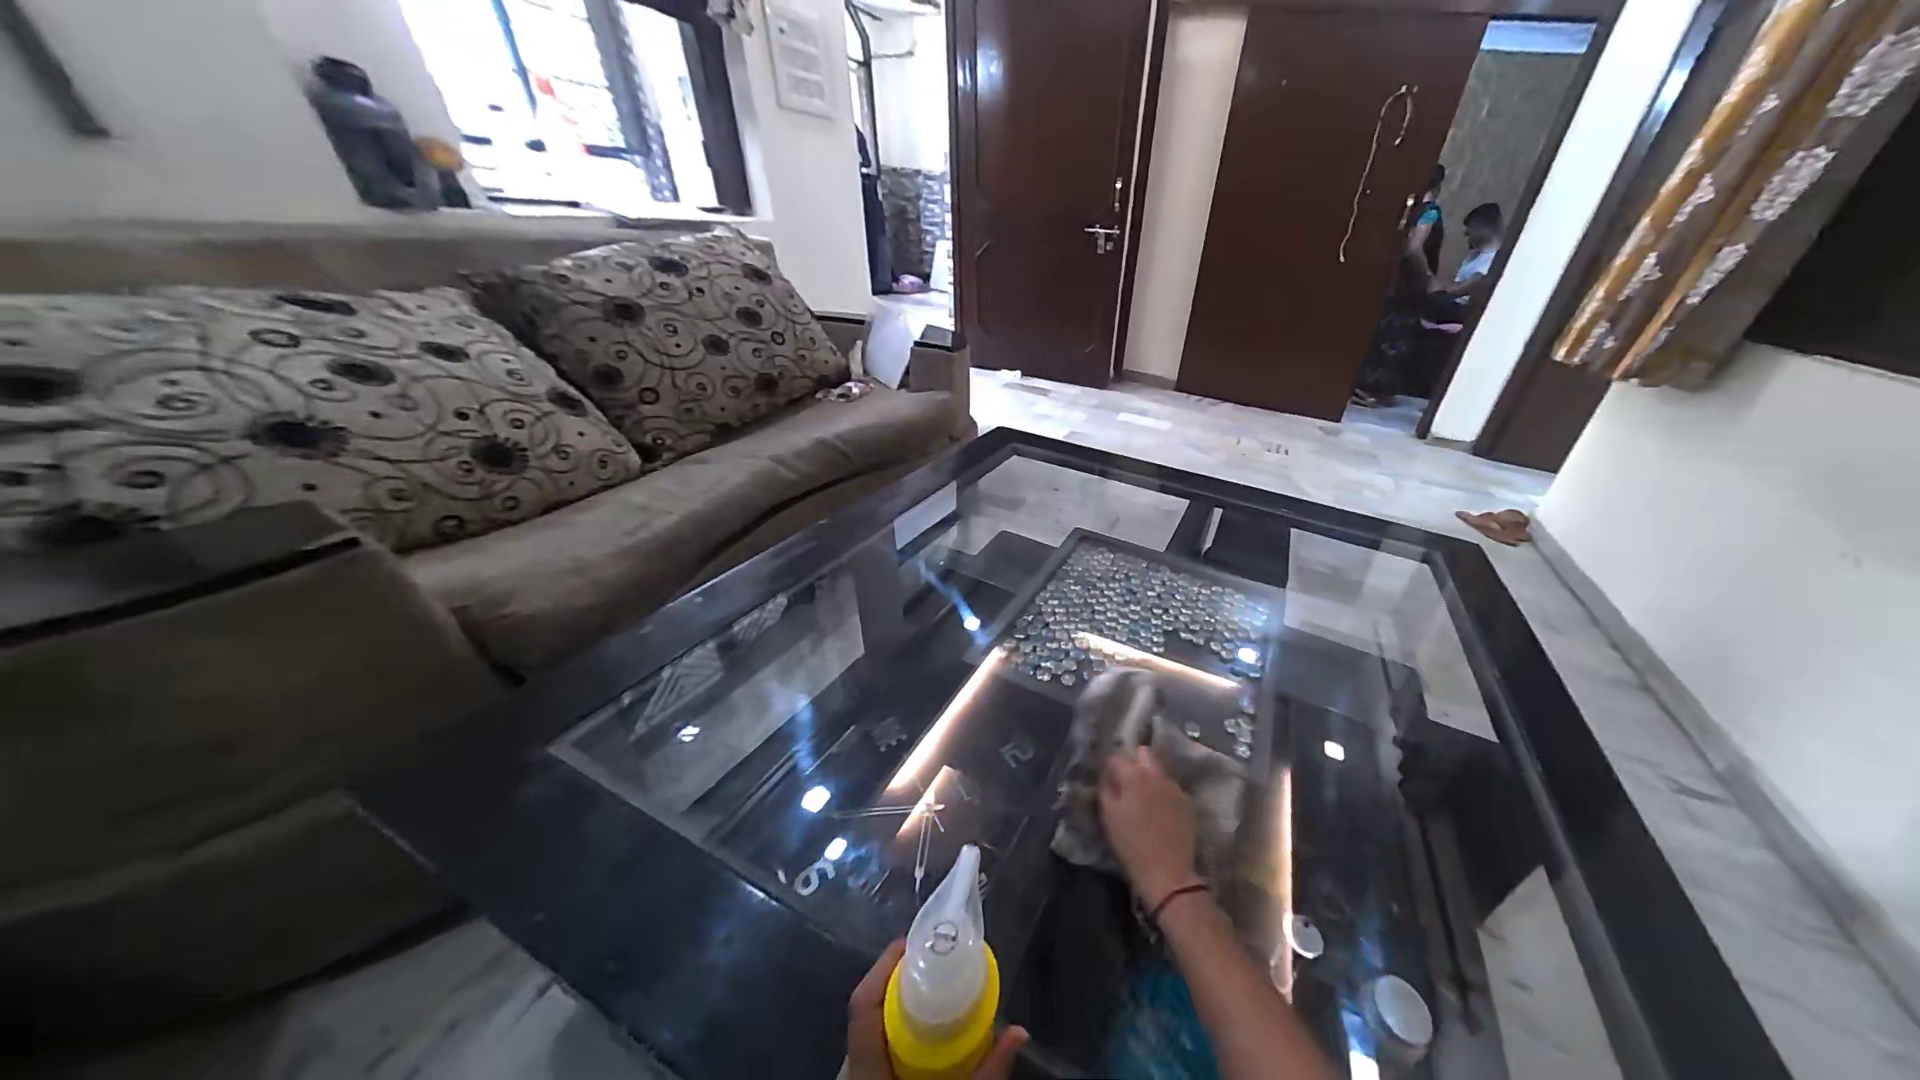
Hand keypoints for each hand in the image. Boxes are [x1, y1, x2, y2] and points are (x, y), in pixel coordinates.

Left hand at [847, 939, 1028, 1079]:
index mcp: (864, 1071)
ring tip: (926, 990)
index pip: (862, 1004)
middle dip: (893, 981)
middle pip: (864, 1011)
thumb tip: (1019, 1032)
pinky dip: (892, 1031)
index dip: (882, 967)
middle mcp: (850, 1071)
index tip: (910, 944)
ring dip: (892, 1006)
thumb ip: (986, 1075)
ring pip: (866, 1031)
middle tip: (929, 964)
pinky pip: (871, 1048)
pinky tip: (917, 1035)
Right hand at [1100, 746, 1201, 907]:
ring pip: (1160, 771)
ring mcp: (1175, 788)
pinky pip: (1172, 789)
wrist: (1167, 871)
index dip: (1110, 768)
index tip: (1109, 780)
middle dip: (1135, 762)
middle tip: (1128, 782)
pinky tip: (1160, 812)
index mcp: (1134, 776)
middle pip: (1145, 753)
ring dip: (1151, 778)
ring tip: (1145, 799)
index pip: (1117, 758)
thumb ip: (1106, 788)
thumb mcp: (1108, 815)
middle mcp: (1157, 775)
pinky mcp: (1187, 803)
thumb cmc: (1130, 843)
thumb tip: (1108, 775)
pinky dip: (1164, 794)